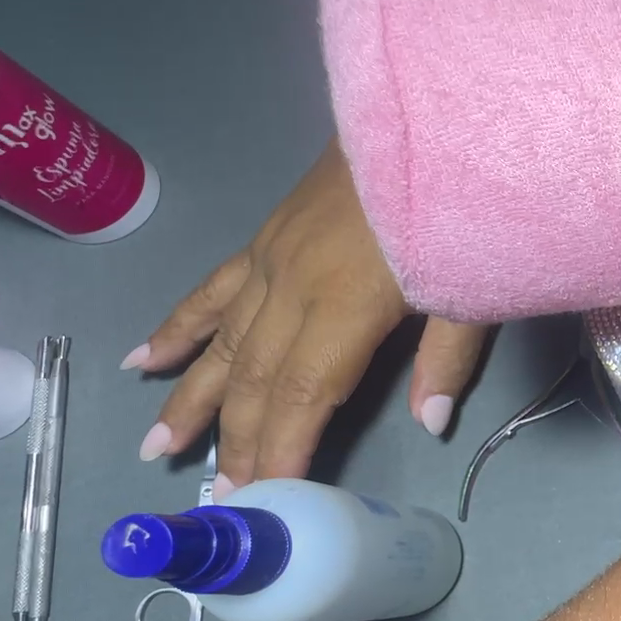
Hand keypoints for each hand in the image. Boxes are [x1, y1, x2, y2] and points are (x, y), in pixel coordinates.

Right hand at [123, 140, 490, 489]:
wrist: (431, 122)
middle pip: (255, 377)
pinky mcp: (269, 236)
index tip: (263, 498)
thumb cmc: (464, 211)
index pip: (301, 395)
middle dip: (236, 439)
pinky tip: (145, 357)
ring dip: (191, 397)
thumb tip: (430, 425)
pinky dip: (180, 325)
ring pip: (222, 340)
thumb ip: (450, 360)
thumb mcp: (475, 291)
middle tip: (215, 495)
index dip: (281, 448)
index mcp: (344, 308)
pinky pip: (214, 289)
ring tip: (159, 445)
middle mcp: (291, 287)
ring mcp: (272, 258)